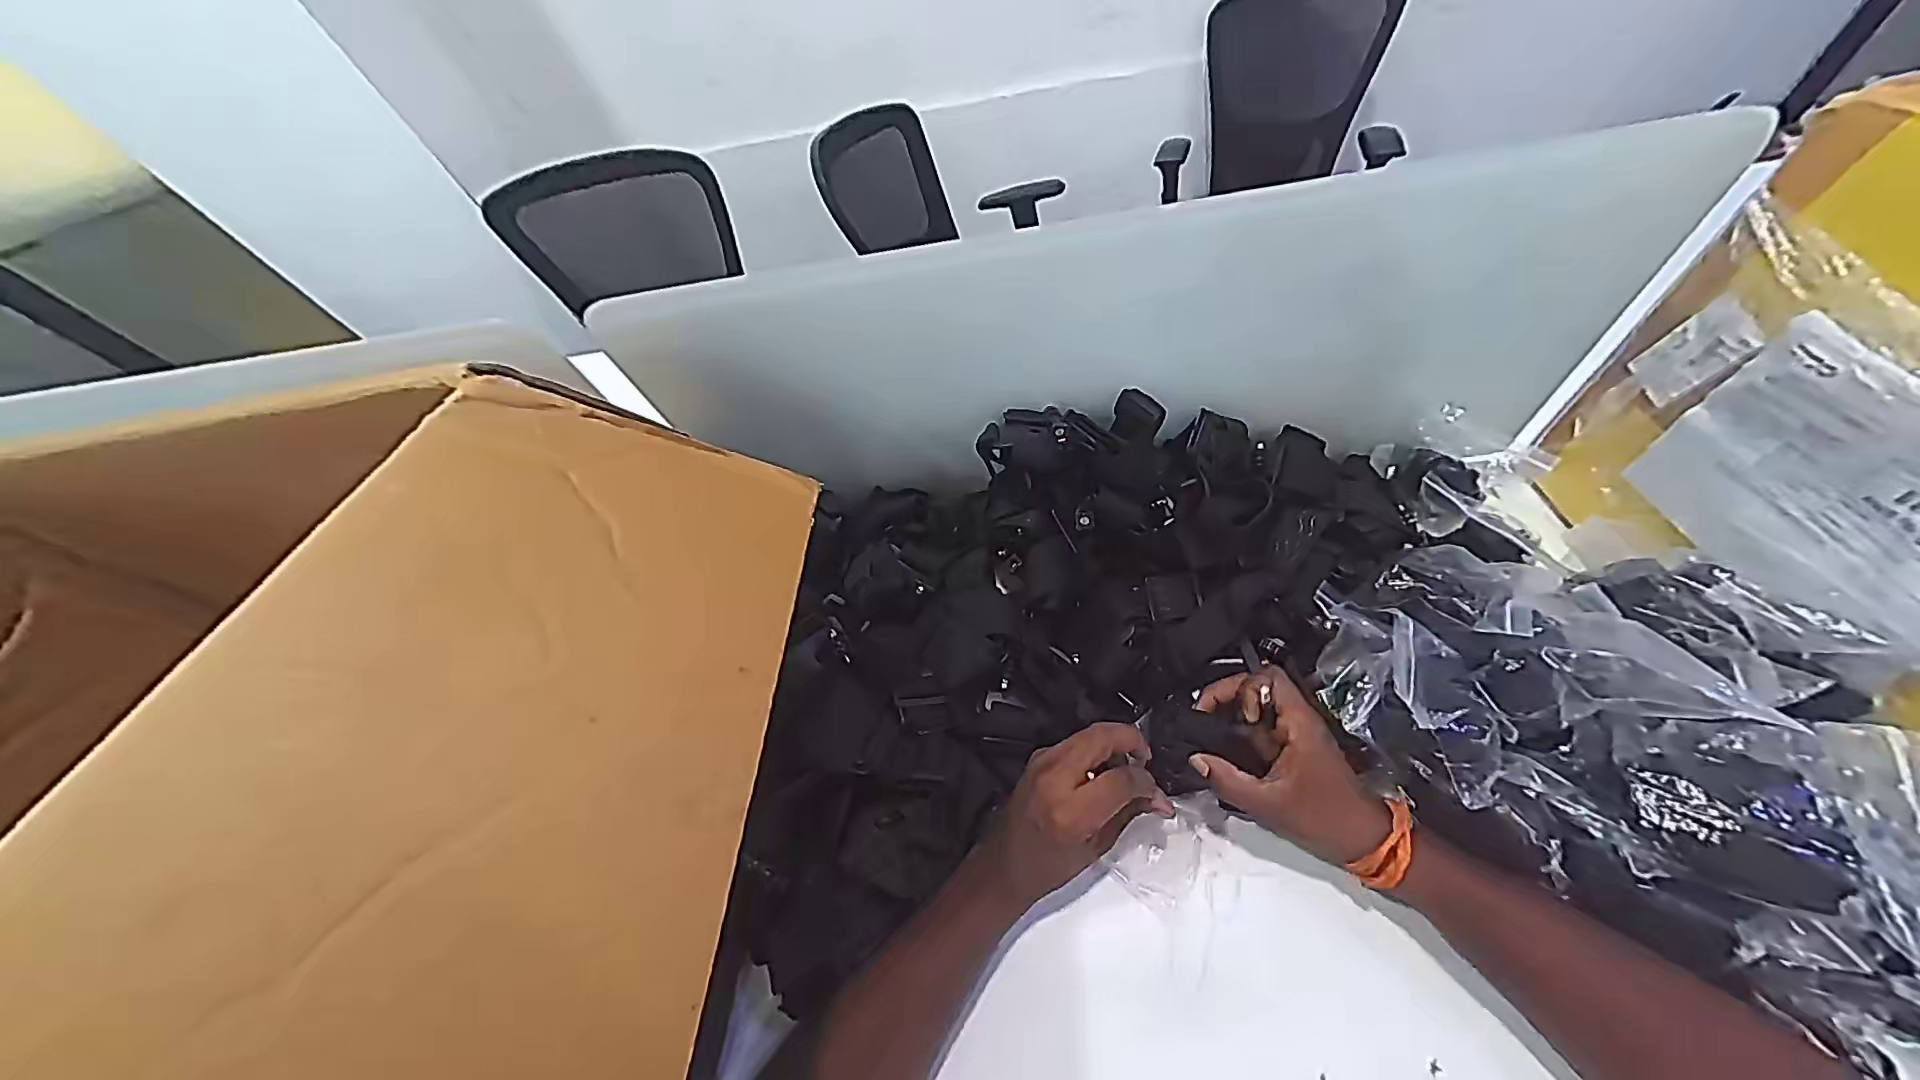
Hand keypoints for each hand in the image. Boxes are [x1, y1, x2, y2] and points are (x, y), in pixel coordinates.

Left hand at [975, 722, 1173, 909]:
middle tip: (1145, 759)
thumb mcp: (1096, 848)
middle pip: (1102, 736)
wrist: (1005, 864)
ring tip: (1126, 767)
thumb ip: (1128, 814)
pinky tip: (1103, 770)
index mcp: (1070, 811)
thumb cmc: (1045, 866)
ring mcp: (1042, 763)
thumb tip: (1156, 797)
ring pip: (1088, 733)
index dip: (1146, 782)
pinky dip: (1095, 748)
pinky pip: (1074, 742)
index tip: (1156, 790)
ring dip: (1113, 743)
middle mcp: (1053, 779)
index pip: (1121, 778)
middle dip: (1131, 741)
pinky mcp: (1038, 758)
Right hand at [1191, 667, 1389, 865]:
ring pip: (1255, 709)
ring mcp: (1294, 735)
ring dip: (1231, 717)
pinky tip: (1226, 752)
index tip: (1229, 714)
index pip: (1268, 677)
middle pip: (1257, 687)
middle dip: (1227, 697)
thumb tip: (1196, 759)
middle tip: (1206, 716)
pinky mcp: (1291, 749)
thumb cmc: (1327, 820)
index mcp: (1299, 723)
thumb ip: (1227, 780)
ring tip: (1212, 736)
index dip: (1242, 688)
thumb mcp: (1268, 804)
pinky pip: (1259, 730)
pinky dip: (1239, 735)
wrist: (1363, 842)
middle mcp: (1298, 722)